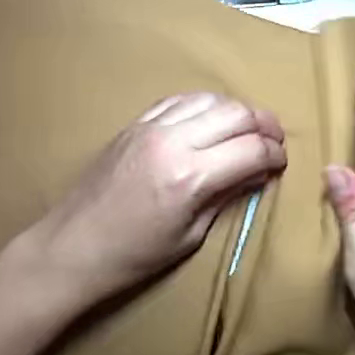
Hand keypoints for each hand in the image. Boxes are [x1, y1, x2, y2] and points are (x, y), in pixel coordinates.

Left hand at [24, 92, 287, 302]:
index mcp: (190, 176)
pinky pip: (180, 100)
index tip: (281, 163)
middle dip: (264, 125)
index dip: (275, 154)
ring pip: (210, 99)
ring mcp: (151, 126)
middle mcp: (173, 141)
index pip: (252, 148)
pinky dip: (205, 105)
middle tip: (274, 142)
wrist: (73, 246)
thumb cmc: (134, 255)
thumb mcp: (190, 236)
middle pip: (236, 113)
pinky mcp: (136, 123)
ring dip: (236, 111)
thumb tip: (258, 174)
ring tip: (247, 130)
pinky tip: (211, 120)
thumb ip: (227, 197)